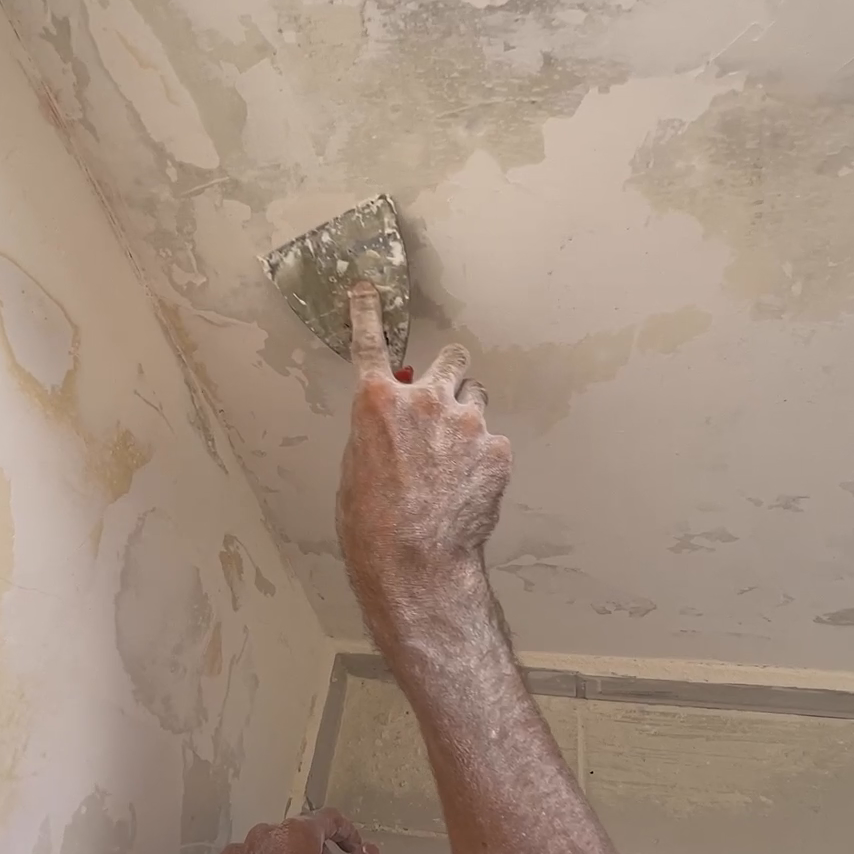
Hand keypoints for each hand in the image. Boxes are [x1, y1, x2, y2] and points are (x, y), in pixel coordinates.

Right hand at [336, 282, 512, 650]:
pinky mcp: (496, 449)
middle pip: (453, 357)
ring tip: (455, 456)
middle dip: (449, 373)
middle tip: (443, 401)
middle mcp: (427, 400)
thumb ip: (378, 432)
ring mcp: (467, 422)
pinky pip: (490, 440)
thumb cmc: (372, 526)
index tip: (367, 289)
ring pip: (477, 397)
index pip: (369, 343)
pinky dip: (481, 456)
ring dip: (466, 415)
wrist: (416, 564)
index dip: (367, 313)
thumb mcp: (357, 470)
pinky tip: (468, 487)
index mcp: (379, 403)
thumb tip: (393, 429)